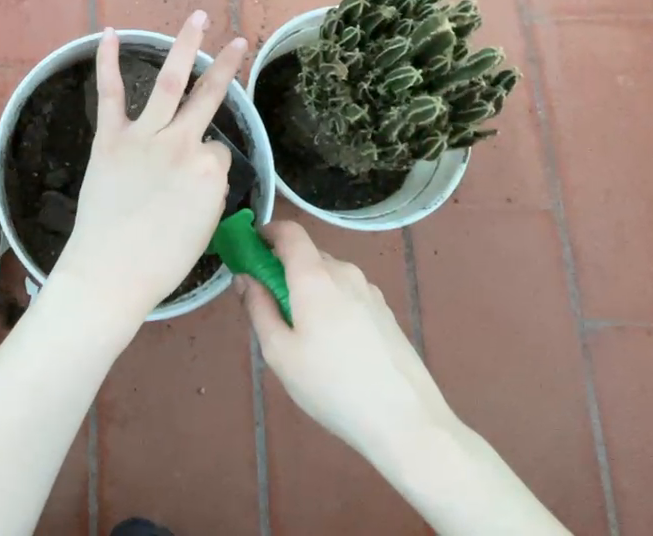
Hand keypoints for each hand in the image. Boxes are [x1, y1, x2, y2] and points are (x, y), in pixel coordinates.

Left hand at [50, 11, 245, 328]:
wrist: (112, 272)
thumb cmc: (161, 263)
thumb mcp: (204, 228)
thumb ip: (206, 189)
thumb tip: (199, 171)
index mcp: (211, 170)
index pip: (219, 151)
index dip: (210, 167)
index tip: (193, 186)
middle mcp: (182, 144)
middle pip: (209, 97)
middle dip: (225, 66)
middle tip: (238, 41)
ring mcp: (144, 137)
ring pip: (169, 83)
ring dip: (185, 47)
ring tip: (198, 18)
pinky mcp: (109, 139)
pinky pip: (110, 95)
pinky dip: (107, 63)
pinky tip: (109, 34)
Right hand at [237, 221, 455, 460]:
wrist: (407, 422)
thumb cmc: (332, 385)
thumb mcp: (279, 352)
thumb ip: (258, 308)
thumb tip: (246, 279)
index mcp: (314, 275)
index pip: (289, 231)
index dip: (267, 232)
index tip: (250, 250)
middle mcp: (344, 272)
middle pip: (308, 255)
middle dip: (285, 270)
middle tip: (271, 307)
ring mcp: (370, 292)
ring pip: (330, 277)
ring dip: (311, 290)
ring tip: (305, 335)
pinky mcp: (387, 313)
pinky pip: (349, 294)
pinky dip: (333, 304)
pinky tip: (336, 347)